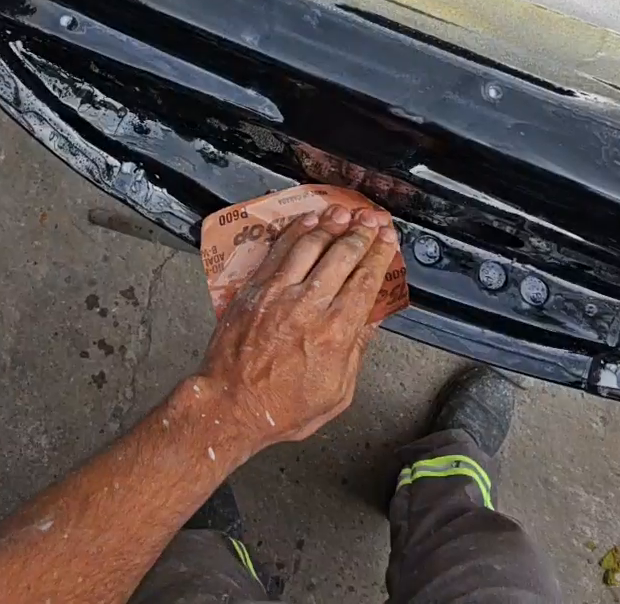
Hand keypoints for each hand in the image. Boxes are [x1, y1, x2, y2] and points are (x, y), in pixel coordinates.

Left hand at [190, 205, 399, 456]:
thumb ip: (356, 352)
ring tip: (344, 211)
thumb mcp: (337, 393)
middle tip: (372, 219)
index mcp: (335, 332)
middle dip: (361, 232)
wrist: (231, 404)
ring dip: (331, 224)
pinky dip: (296, 231)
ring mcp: (279, 292)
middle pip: (342, 255)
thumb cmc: (282, 407)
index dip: (380, 255)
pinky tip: (309, 221)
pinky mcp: (256, 287)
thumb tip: (370, 320)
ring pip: (311, 245)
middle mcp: (309, 305)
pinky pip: (279, 249)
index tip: (388, 240)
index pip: (366, 281)